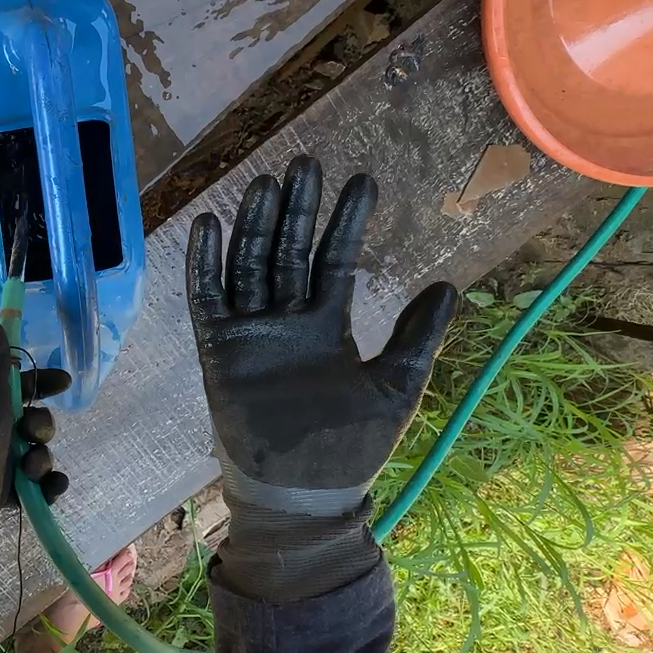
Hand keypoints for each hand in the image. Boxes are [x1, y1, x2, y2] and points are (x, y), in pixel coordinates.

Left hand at [0, 320, 70, 569]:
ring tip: (30, 468)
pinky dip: (49, 487)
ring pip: (40, 455)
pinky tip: (51, 486)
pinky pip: (40, 488)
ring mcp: (4, 463)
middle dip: (42, 425)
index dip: (44, 382)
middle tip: (32, 431)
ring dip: (42, 459)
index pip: (22, 387)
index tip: (64, 382)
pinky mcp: (9, 493)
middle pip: (36, 423)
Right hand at [188, 156, 457, 600]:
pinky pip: (206, 298)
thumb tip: (448, 286)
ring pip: (249, 264)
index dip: (346, 222)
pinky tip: (208, 225)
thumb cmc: (348, 443)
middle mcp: (285, 319)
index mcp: (326, 324)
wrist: (302, 488)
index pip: (333, 260)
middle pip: (287, 251)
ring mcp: (250, 331)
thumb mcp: (396, 385)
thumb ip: (416, 336)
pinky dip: (204, 263)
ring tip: (265, 183)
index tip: (361, 180)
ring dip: (255, 225)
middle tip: (305, 164)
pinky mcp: (218, 347)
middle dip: (297, 210)